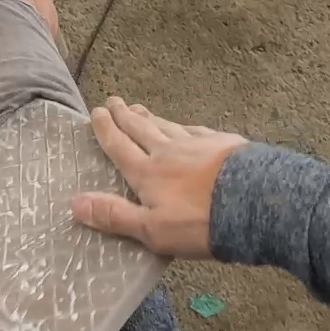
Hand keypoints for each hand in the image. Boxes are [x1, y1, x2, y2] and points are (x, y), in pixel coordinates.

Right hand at [71, 96, 246, 258]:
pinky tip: (184, 126)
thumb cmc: (201, 223)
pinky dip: (183, 126)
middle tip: (113, 100)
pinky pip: (195, 130)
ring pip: (166, 126)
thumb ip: (115, 215)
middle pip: (140, 129)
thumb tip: (74, 202)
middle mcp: (167, 152)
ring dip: (149, 116)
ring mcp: (196, 144)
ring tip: (139, 107)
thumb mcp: (153, 230)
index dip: (106, 130)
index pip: (120, 147)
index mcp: (148, 173)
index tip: (97, 112)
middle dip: (124, 115)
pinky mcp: (222, 142)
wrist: (255, 202)